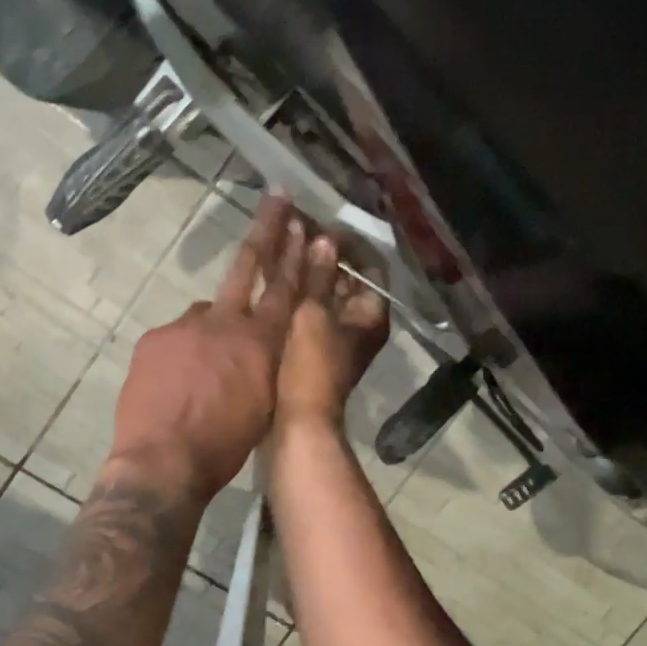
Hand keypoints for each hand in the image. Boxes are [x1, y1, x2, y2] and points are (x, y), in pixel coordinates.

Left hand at [105, 195, 308, 502]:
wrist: (163, 463)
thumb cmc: (225, 446)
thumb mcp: (264, 405)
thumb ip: (263, 365)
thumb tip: (254, 349)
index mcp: (261, 342)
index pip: (286, 287)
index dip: (298, 254)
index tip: (307, 223)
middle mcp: (225, 322)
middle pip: (249, 266)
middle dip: (268, 230)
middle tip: (278, 198)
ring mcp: (186, 326)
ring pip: (206, 312)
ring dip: (213, 326)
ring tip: (207, 363)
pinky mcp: (155, 338)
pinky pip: (177, 336)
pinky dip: (184, 351)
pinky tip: (179, 380)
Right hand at [276, 234, 390, 430]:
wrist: (297, 422)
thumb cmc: (311, 366)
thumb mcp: (314, 314)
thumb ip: (318, 275)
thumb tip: (325, 238)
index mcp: (371, 314)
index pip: (370, 265)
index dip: (349, 242)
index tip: (322, 223)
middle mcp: (360, 322)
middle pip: (347, 278)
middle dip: (325, 252)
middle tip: (299, 227)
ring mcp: (337, 336)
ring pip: (326, 293)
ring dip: (309, 270)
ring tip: (285, 243)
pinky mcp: (315, 346)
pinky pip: (311, 309)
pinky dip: (298, 292)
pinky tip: (275, 276)